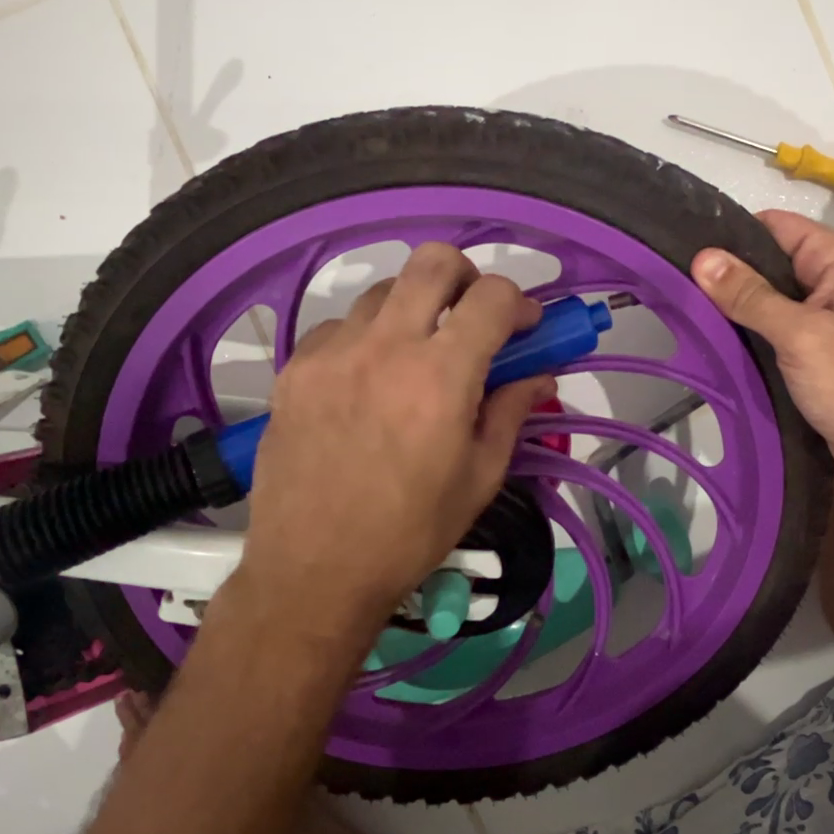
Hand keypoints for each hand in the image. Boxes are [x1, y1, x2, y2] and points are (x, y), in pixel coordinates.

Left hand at [235, 243, 554, 635]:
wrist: (313, 572)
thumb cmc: (411, 531)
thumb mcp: (480, 476)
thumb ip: (512, 412)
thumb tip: (539, 375)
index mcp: (441, 375)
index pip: (491, 296)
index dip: (519, 302)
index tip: (524, 327)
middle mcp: (386, 346)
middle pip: (433, 261)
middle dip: (465, 276)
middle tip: (471, 313)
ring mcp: (333, 352)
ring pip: (383, 291)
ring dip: (413, 308)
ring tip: (415, 354)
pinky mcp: (295, 368)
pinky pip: (338, 326)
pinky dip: (364, 338)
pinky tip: (366, 380)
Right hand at [693, 210, 833, 502]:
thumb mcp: (800, 335)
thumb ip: (750, 296)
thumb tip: (702, 258)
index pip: (777, 225)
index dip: (732, 235)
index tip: (685, 252)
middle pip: (771, 261)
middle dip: (729, 275)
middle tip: (678, 287)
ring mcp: (830, 316)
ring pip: (771, 298)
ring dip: (737, 308)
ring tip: (687, 311)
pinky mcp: (821, 348)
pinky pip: (778, 329)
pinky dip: (751, 333)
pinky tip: (717, 340)